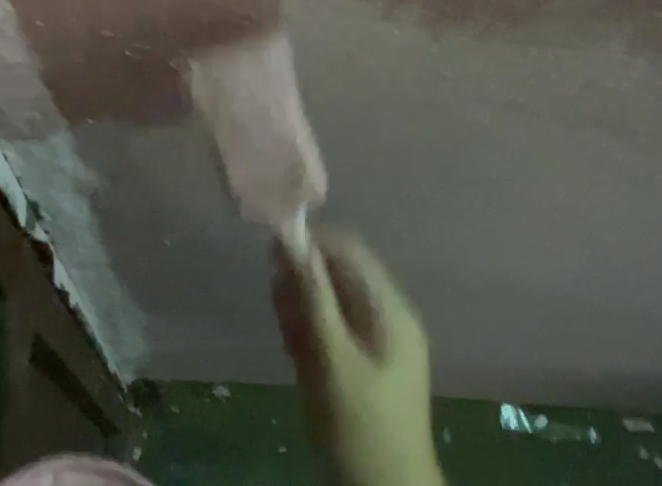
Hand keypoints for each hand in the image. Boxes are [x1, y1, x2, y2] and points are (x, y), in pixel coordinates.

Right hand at [273, 228, 444, 485]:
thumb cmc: (360, 423)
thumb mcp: (332, 356)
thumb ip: (313, 296)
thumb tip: (292, 238)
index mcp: (389, 308)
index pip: (347, 250)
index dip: (310, 243)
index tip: (272, 253)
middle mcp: (384, 316)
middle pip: (335, 274)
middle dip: (301, 284)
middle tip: (280, 311)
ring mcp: (372, 341)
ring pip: (326, 301)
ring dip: (300, 310)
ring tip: (289, 341)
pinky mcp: (358, 362)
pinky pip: (328, 329)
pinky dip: (307, 333)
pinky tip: (295, 356)